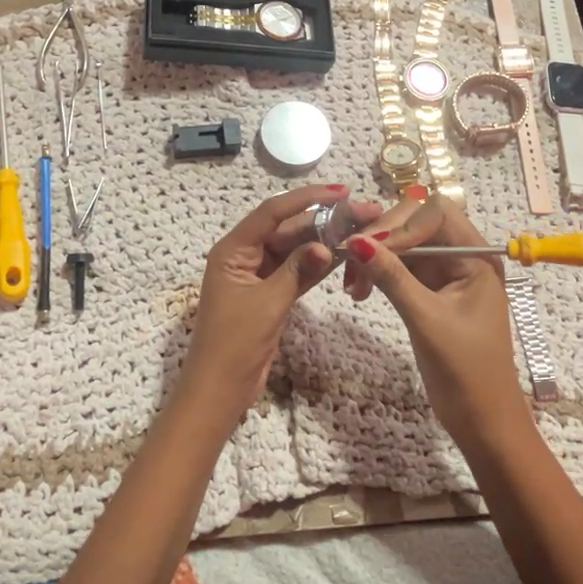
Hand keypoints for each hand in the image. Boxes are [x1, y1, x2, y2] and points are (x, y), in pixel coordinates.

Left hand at [184, 185, 383, 411]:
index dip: (306, 198)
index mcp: (233, 249)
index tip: (340, 191)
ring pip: (296, 249)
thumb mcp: (267, 304)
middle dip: (324, 219)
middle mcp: (245, 256)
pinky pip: (298, 271)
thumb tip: (327, 245)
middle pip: (288, 228)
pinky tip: (346, 254)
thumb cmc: (234, 344)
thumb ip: (297, 271)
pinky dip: (319, 265)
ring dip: (326, 240)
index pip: (272, 212)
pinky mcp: (271, 296)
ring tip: (364, 228)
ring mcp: (259, 276)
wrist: (218, 392)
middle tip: (365, 211)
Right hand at [343, 198, 530, 443]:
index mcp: (477, 256)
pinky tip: (358, 290)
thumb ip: (393, 277)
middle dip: (382, 237)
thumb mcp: (427, 321)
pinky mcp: (430, 291)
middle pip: (415, 222)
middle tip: (349, 259)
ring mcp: (445, 273)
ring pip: (403, 244)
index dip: (400, 224)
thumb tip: (355, 242)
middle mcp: (463, 256)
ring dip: (374, 256)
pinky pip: (400, 267)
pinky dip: (377, 273)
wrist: (484, 422)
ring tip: (350, 283)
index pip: (434, 213)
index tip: (369, 248)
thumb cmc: (466, 372)